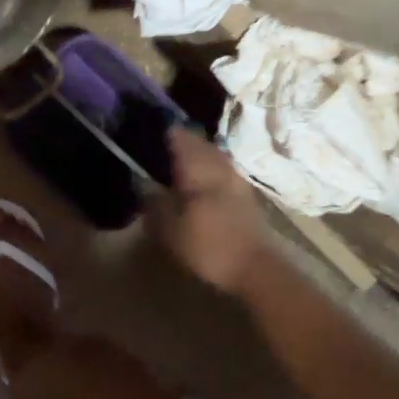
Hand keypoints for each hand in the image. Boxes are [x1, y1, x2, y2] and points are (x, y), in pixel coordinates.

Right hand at [148, 127, 270, 294]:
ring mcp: (236, 180)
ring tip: (181, 157)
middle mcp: (217, 167)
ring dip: (199, 152)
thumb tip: (141, 181)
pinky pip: (225, 170)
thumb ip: (153, 200)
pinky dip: (212, 168)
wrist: (256, 270)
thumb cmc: (206, 245)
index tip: (147, 128)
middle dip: (182, 139)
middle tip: (161, 142)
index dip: (163, 129)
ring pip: (215, 155)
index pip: (179, 136)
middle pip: (199, 143)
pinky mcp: (247, 196)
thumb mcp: (167, 227)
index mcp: (196, 168)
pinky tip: (204, 179)